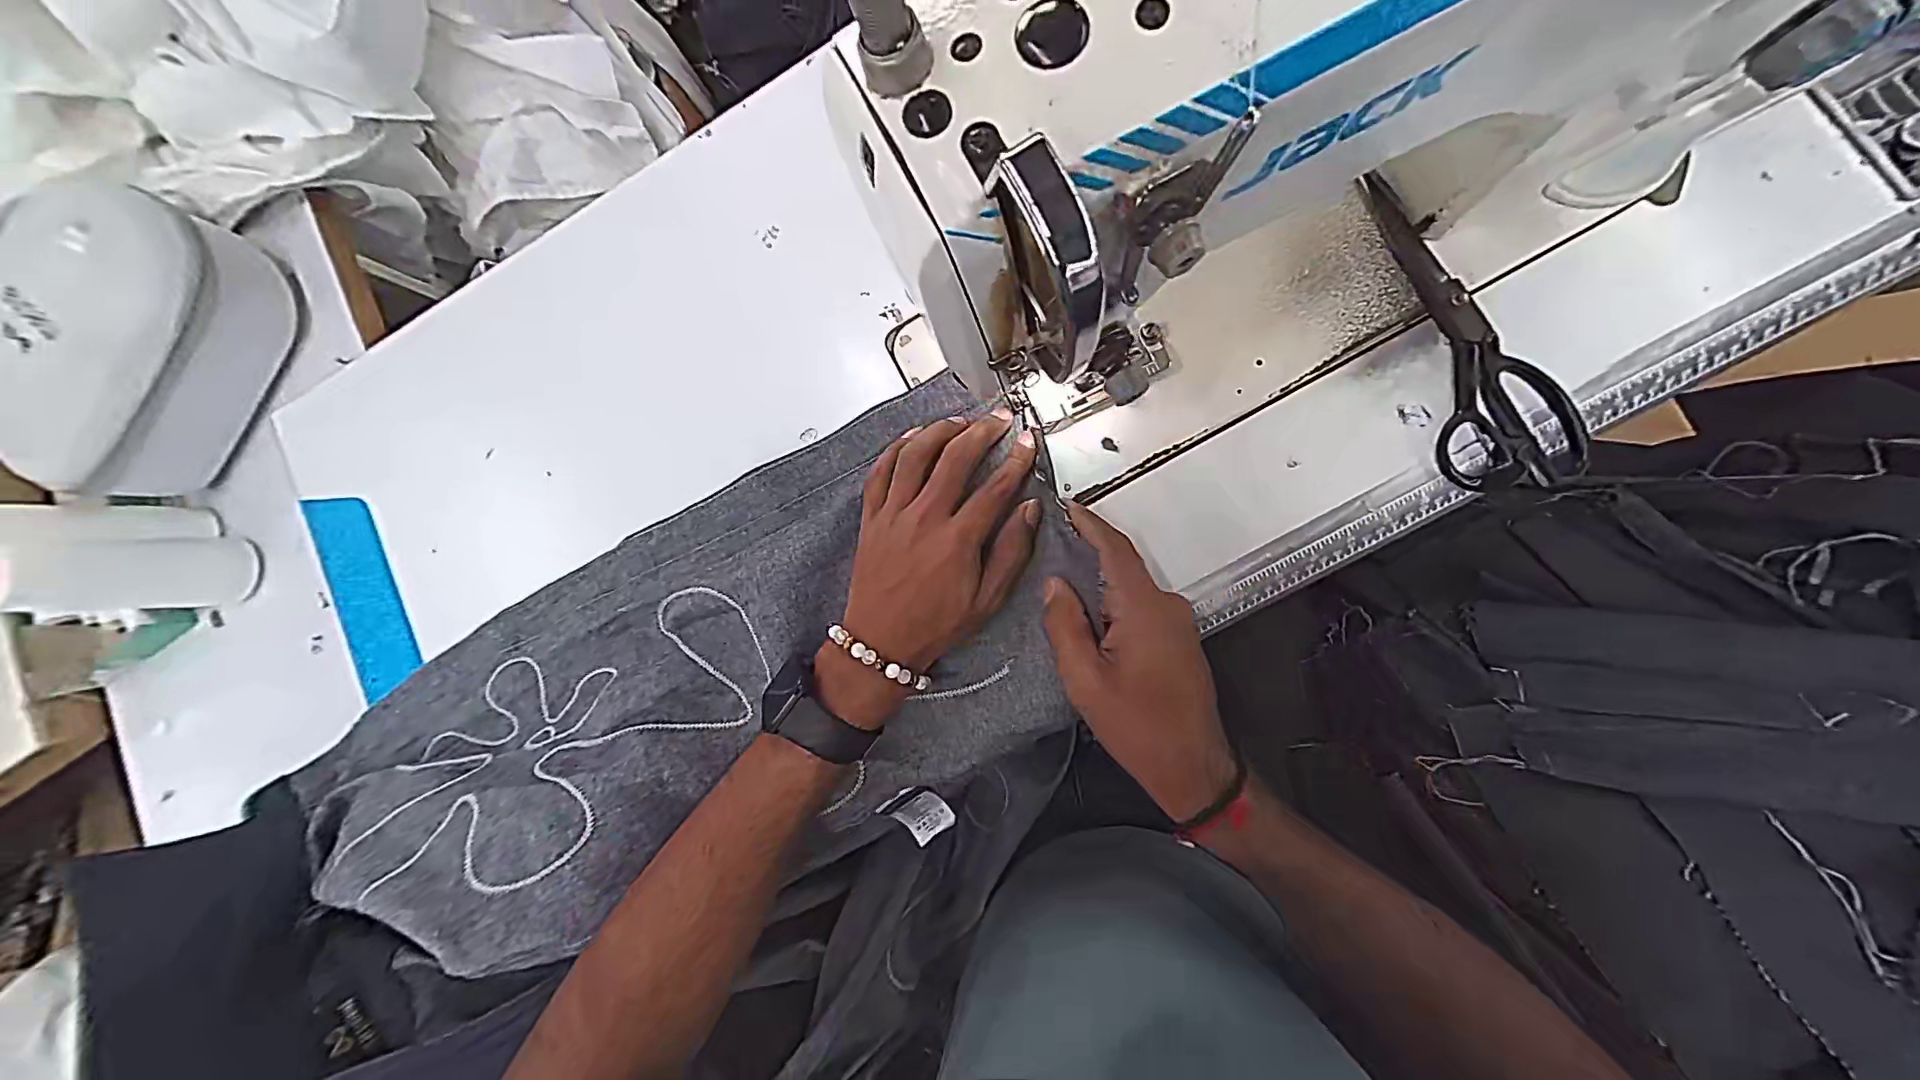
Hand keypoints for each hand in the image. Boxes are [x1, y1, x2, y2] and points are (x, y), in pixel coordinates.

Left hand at [815, 409, 1039, 729]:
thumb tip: (1028, 512)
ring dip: (940, 430)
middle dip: (983, 431)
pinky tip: (911, 438)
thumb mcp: (986, 599)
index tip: (1027, 444)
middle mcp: (924, 519)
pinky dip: (896, 449)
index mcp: (957, 540)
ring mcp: (894, 515)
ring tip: (959, 421)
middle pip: (956, 457)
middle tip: (999, 420)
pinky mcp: (872, 517)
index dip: (1016, 460)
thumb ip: (1011, 551)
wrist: (880, 641)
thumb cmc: (932, 624)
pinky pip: (880, 471)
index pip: (995, 487)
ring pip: (916, 454)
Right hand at [1041, 502, 1236, 820]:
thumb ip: (1065, 626)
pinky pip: (1141, 606)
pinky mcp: (1179, 637)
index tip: (1068, 507)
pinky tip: (1093, 620)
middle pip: (1123, 566)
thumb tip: (1055, 587)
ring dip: (1100, 584)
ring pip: (1131, 588)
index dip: (1090, 524)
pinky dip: (1115, 603)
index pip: (1115, 550)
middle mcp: (1167, 607)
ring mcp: (1178, 622)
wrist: (1192, 765)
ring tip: (1064, 591)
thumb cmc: (1141, 729)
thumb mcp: (1085, 680)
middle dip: (1088, 553)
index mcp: (1144, 610)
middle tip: (1053, 548)